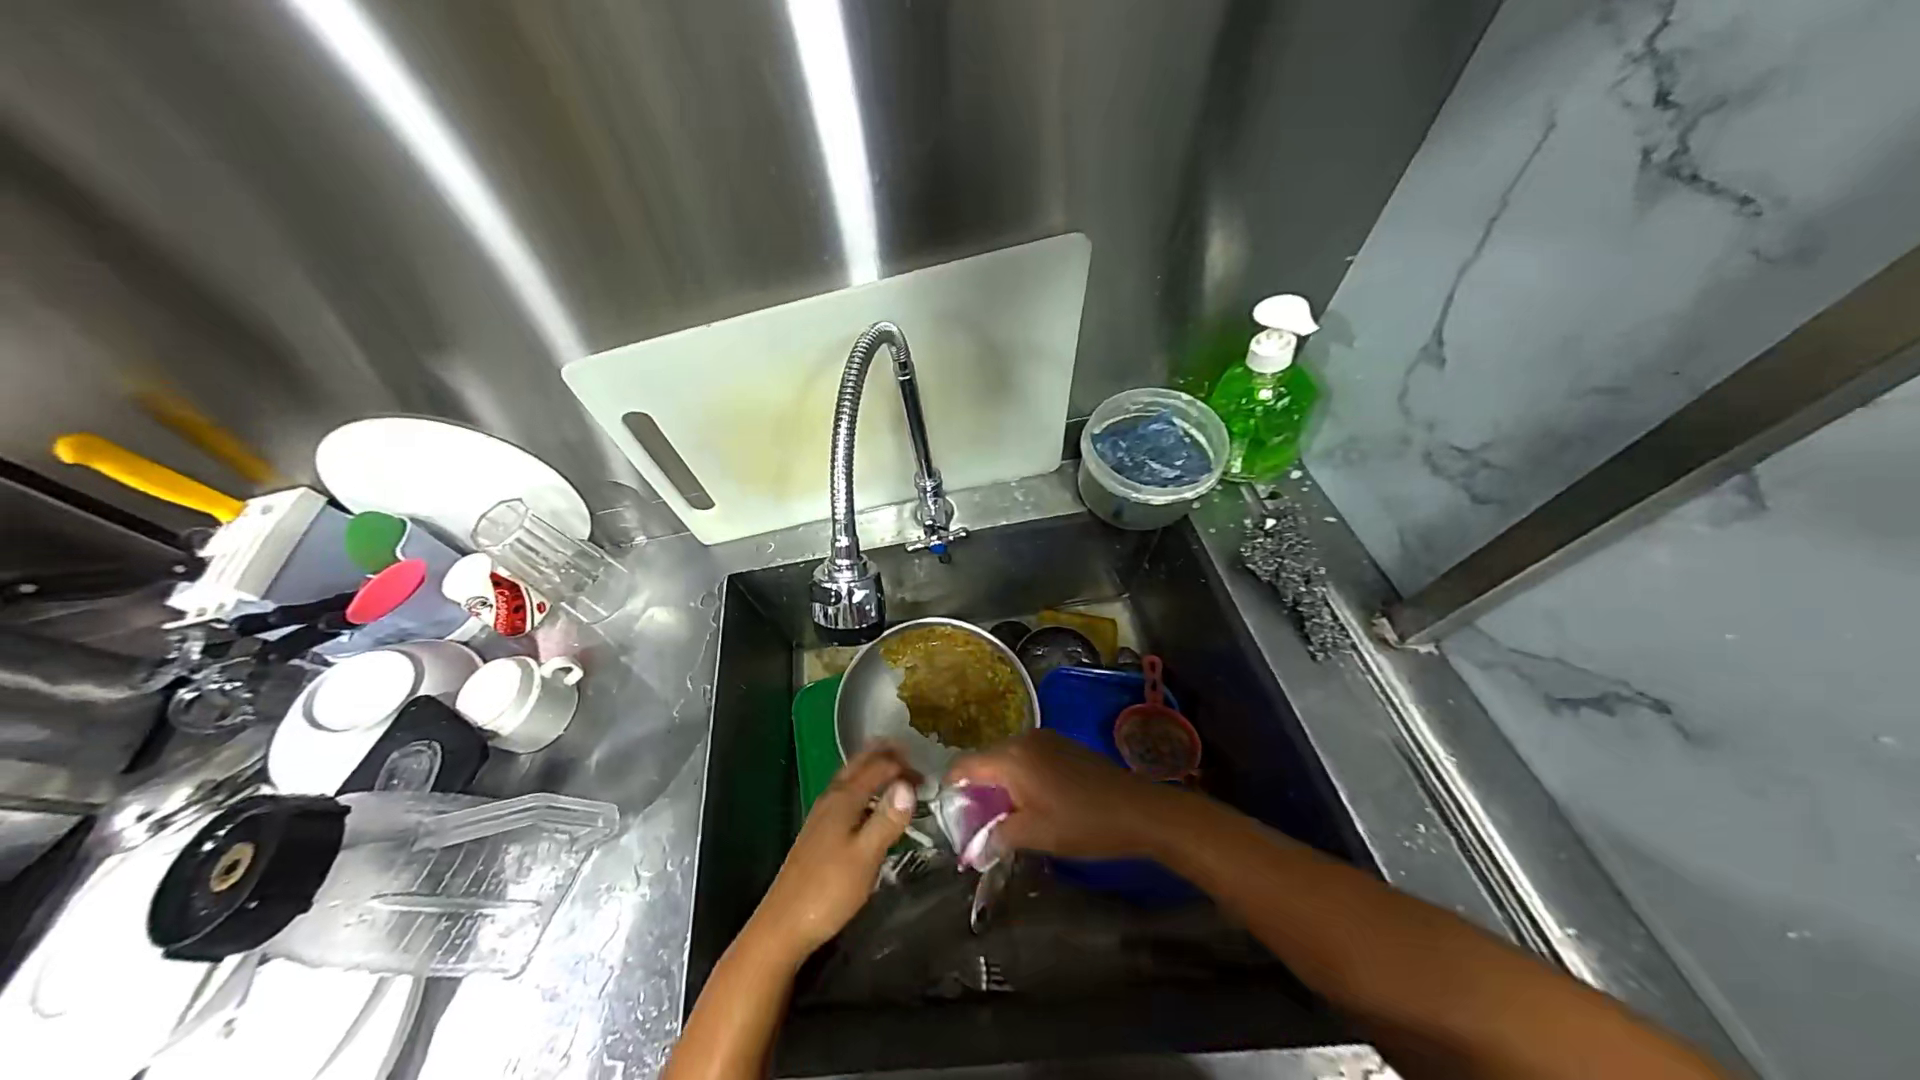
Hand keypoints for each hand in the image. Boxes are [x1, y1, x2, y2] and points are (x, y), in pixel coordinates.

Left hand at [746, 746, 918, 962]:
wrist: (783, 925)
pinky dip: (864, 788)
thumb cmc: (829, 891)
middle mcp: (831, 799)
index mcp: (844, 800)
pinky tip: (870, 806)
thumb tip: (907, 784)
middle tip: (909, 754)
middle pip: (858, 765)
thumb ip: (887, 819)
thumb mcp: (866, 856)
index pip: (877, 767)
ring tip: (895, 771)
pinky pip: (846, 795)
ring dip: (873, 769)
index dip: (902, 765)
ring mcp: (821, 815)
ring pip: (850, 779)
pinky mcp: (818, 833)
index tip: (927, 774)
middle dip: (883, 755)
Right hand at [946, 730, 1172, 859]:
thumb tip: (973, 848)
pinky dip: (1019, 778)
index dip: (950, 789)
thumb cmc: (1083, 823)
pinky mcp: (1063, 746)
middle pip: (984, 760)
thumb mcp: (1035, 835)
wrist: (1140, 810)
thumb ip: (996, 836)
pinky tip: (1030, 804)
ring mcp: (1046, 739)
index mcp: (1011, 757)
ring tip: (1003, 819)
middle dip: (976, 791)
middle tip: (975, 825)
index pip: (963, 765)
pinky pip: (1027, 758)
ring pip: (1006, 760)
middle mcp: (1024, 739)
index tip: (949, 817)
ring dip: (999, 786)